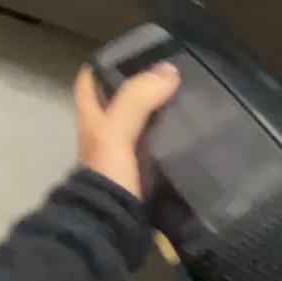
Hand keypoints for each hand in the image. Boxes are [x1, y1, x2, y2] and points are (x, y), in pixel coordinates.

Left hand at [74, 63, 179, 196]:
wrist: (111, 230)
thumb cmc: (107, 176)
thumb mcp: (116, 133)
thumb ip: (136, 101)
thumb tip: (168, 70)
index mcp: (91, 123)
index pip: (89, 84)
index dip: (102, 65)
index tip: (131, 51)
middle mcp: (103, 139)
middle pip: (117, 105)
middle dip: (140, 89)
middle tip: (174, 74)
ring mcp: (122, 161)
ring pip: (140, 129)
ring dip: (159, 117)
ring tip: (192, 101)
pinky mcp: (141, 180)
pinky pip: (156, 154)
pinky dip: (170, 144)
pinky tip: (192, 138)